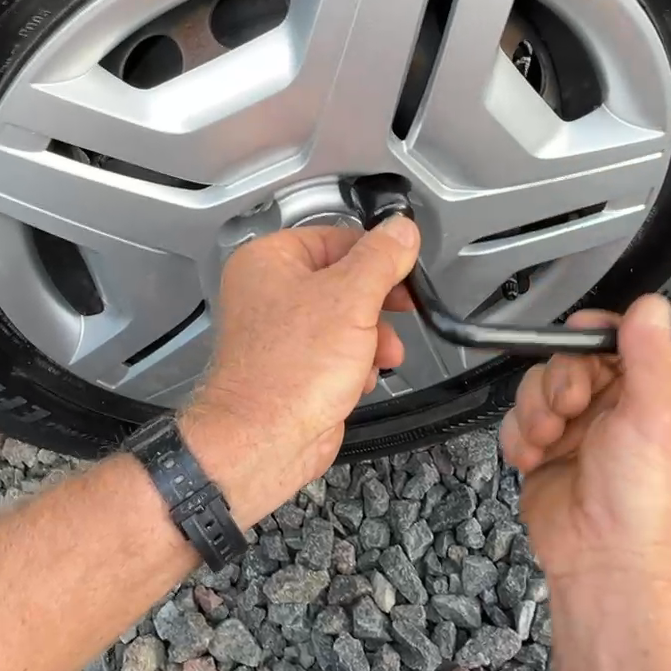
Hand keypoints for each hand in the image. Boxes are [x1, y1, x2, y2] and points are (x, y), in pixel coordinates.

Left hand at [182, 217, 419, 525]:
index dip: (374, 254)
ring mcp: (279, 332)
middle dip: (376, 304)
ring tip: (380, 354)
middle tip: (399, 309)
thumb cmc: (289, 371)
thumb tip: (401, 230)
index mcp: (268, 261)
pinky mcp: (293, 366)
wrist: (265, 440)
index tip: (404, 267)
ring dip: (371, 339)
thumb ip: (380, 259)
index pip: (334, 237)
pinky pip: (336, 353)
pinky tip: (358, 379)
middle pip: (342, 280)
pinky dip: (354, 365)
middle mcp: (268, 292)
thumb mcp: (350, 299)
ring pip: (344, 320)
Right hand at [501, 294, 670, 596]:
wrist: (604, 565)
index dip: (590, 337)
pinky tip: (533, 459)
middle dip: (558, 382)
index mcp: (653, 396)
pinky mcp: (542, 453)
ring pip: (534, 388)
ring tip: (548, 440)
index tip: (576, 342)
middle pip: (566, 361)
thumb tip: (652, 304)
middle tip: (569, 409)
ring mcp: (575, 432)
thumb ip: (650, 355)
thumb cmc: (644, 499)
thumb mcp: (657, 416)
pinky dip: (518, 437)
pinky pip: (514, 421)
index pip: (617, 340)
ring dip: (534, 411)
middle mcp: (614, 411)